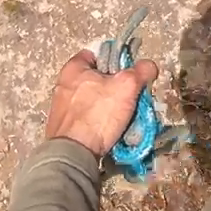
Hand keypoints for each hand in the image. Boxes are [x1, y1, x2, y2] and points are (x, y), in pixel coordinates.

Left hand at [43, 50, 158, 156]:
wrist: (73, 156)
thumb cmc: (97, 114)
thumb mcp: (127, 86)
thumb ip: (141, 70)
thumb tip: (149, 66)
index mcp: (73, 68)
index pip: (97, 53)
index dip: (116, 59)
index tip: (129, 72)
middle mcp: (63, 85)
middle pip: (97, 78)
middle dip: (115, 87)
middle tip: (130, 97)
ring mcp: (61, 109)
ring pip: (93, 100)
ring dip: (109, 107)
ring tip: (124, 117)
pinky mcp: (62, 130)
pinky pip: (86, 119)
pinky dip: (98, 123)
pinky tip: (110, 131)